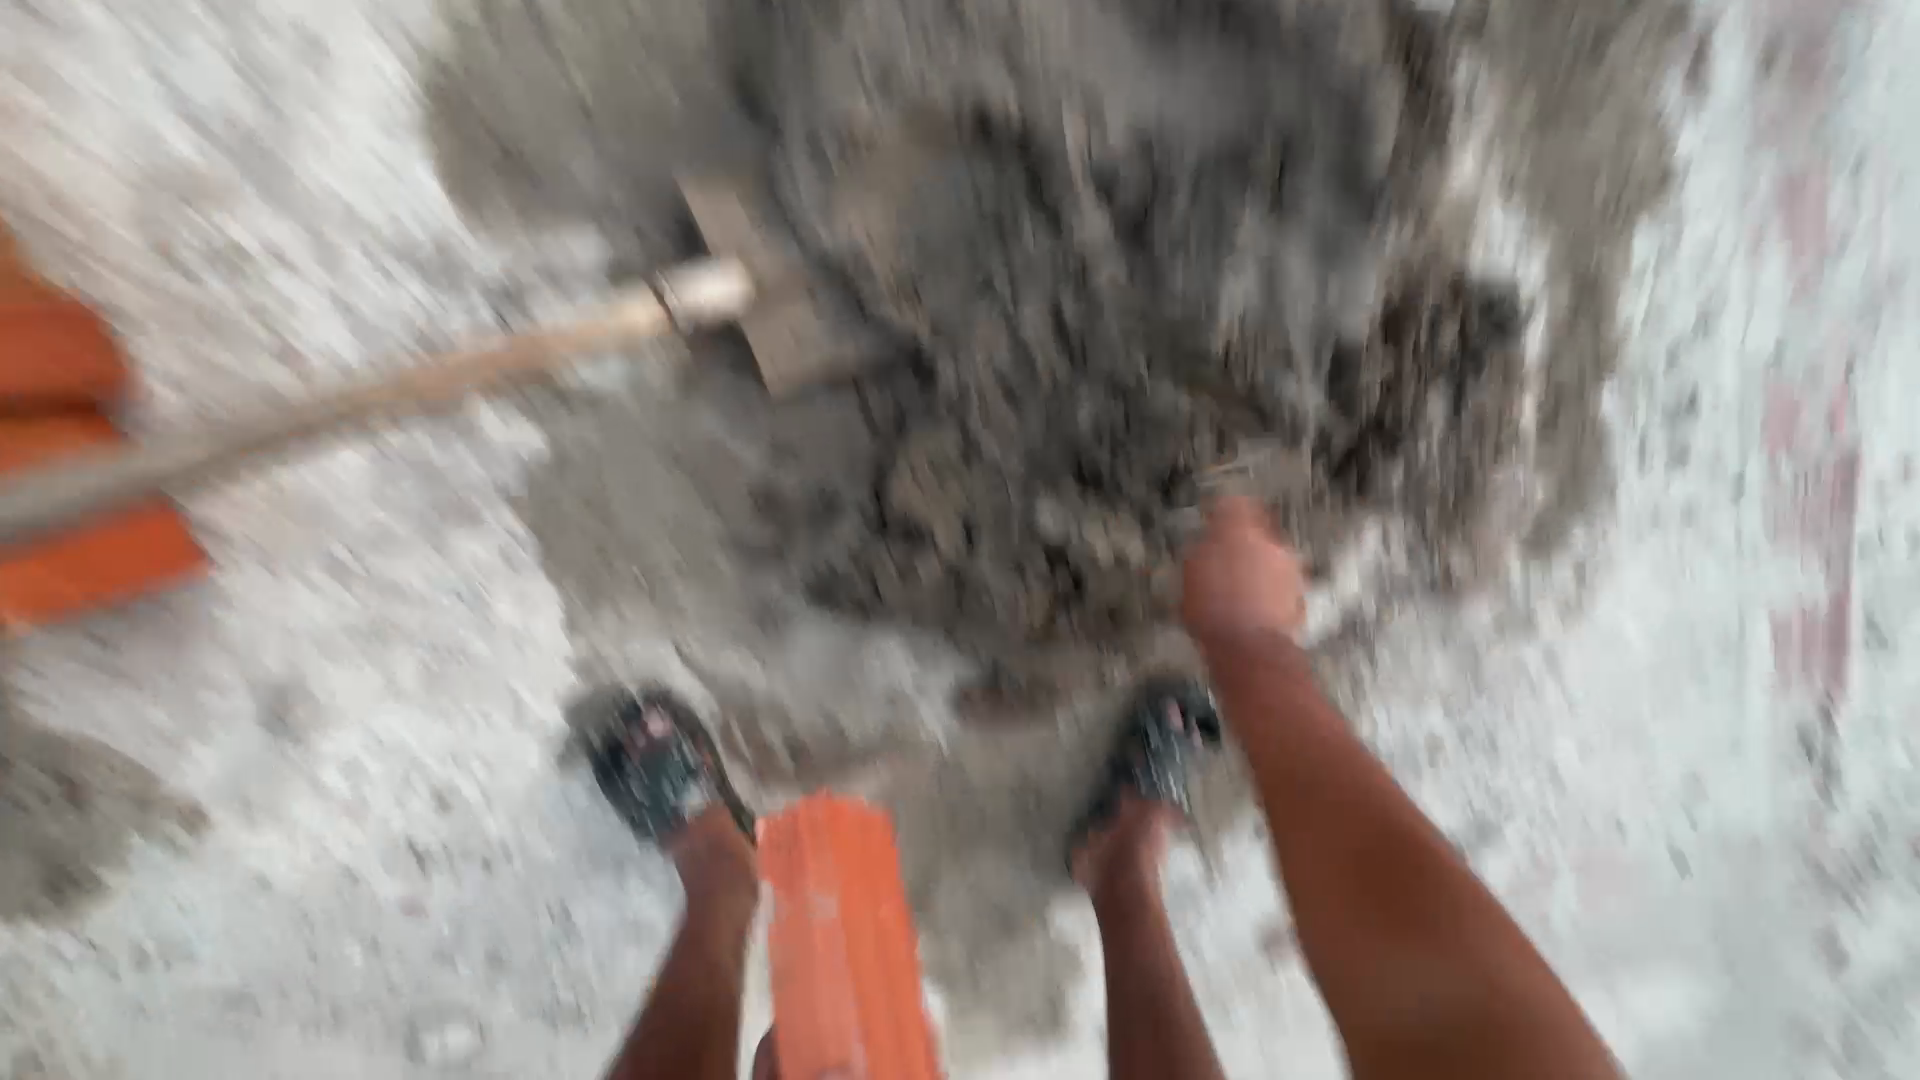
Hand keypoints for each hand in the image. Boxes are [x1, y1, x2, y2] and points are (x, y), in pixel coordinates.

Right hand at [1180, 496, 1306, 648]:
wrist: (1250, 649)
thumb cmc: (1213, 610)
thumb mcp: (1190, 575)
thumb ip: (1203, 549)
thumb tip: (1208, 540)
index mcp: (1240, 533)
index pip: (1236, 505)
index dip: (1223, 511)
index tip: (1213, 519)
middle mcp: (1271, 544)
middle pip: (1257, 532)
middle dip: (1242, 544)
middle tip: (1221, 561)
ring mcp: (1291, 570)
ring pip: (1270, 558)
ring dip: (1256, 567)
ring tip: (1235, 589)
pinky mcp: (1300, 595)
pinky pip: (1279, 583)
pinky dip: (1267, 589)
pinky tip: (1250, 607)